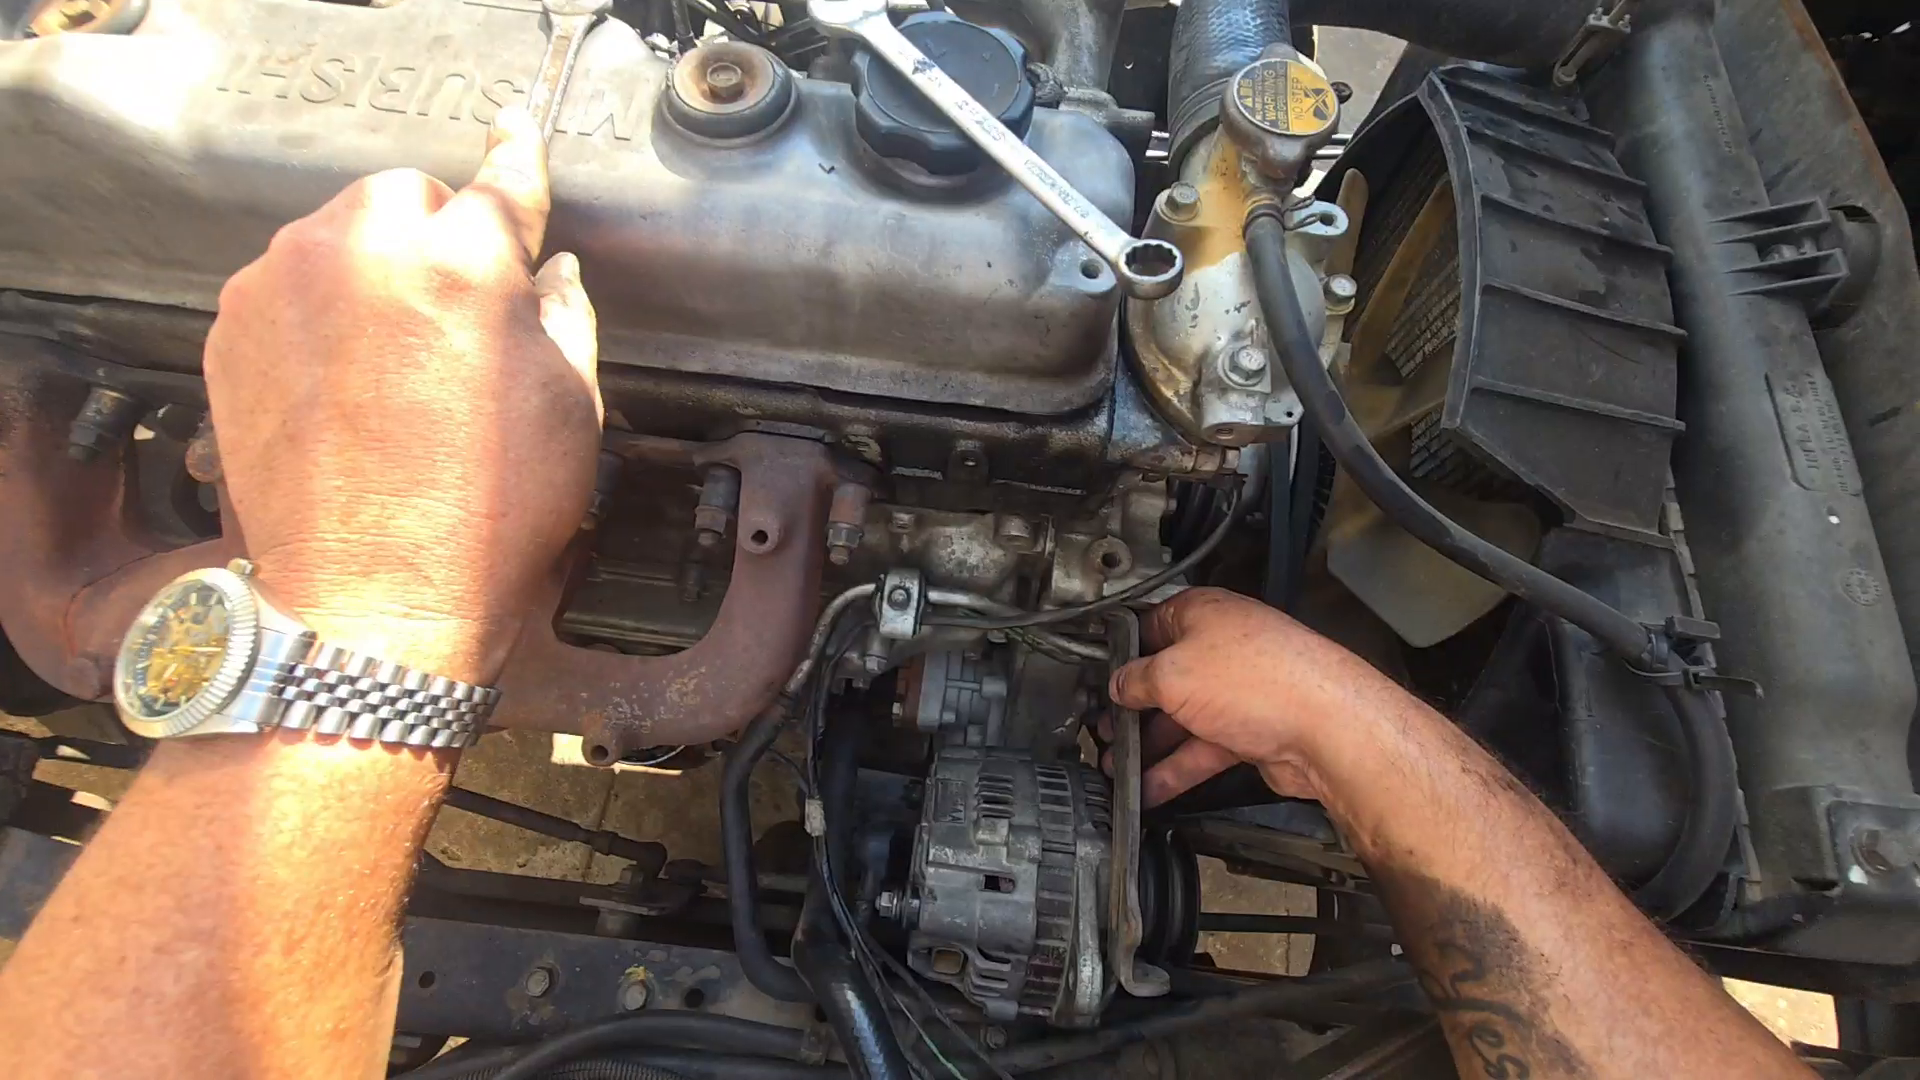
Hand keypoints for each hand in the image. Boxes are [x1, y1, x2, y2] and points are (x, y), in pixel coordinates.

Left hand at [203, 107, 600, 684]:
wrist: (381, 592)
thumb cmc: (502, 502)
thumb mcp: (573, 411)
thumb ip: (567, 320)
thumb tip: (552, 272)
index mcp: (464, 268)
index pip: (500, 187)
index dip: (519, 162)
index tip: (519, 134)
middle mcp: (361, 251)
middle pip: (402, 192)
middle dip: (441, 229)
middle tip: (470, 303)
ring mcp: (279, 284)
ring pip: (338, 231)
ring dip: (383, 265)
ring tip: (411, 352)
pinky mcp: (228, 329)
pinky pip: (289, 281)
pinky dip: (330, 304)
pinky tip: (357, 376)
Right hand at [1107, 587, 1411, 805]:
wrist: (1328, 729)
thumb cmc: (1256, 681)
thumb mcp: (1171, 674)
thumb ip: (1135, 680)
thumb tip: (1119, 684)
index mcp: (1199, 613)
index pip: (1146, 628)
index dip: (1119, 656)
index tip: (1098, 681)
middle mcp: (1220, 646)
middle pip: (1163, 678)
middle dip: (1130, 710)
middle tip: (1103, 731)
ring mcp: (1238, 690)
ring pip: (1182, 719)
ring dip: (1149, 746)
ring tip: (1116, 768)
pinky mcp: (1252, 729)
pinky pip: (1204, 749)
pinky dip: (1177, 769)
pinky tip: (1149, 790)